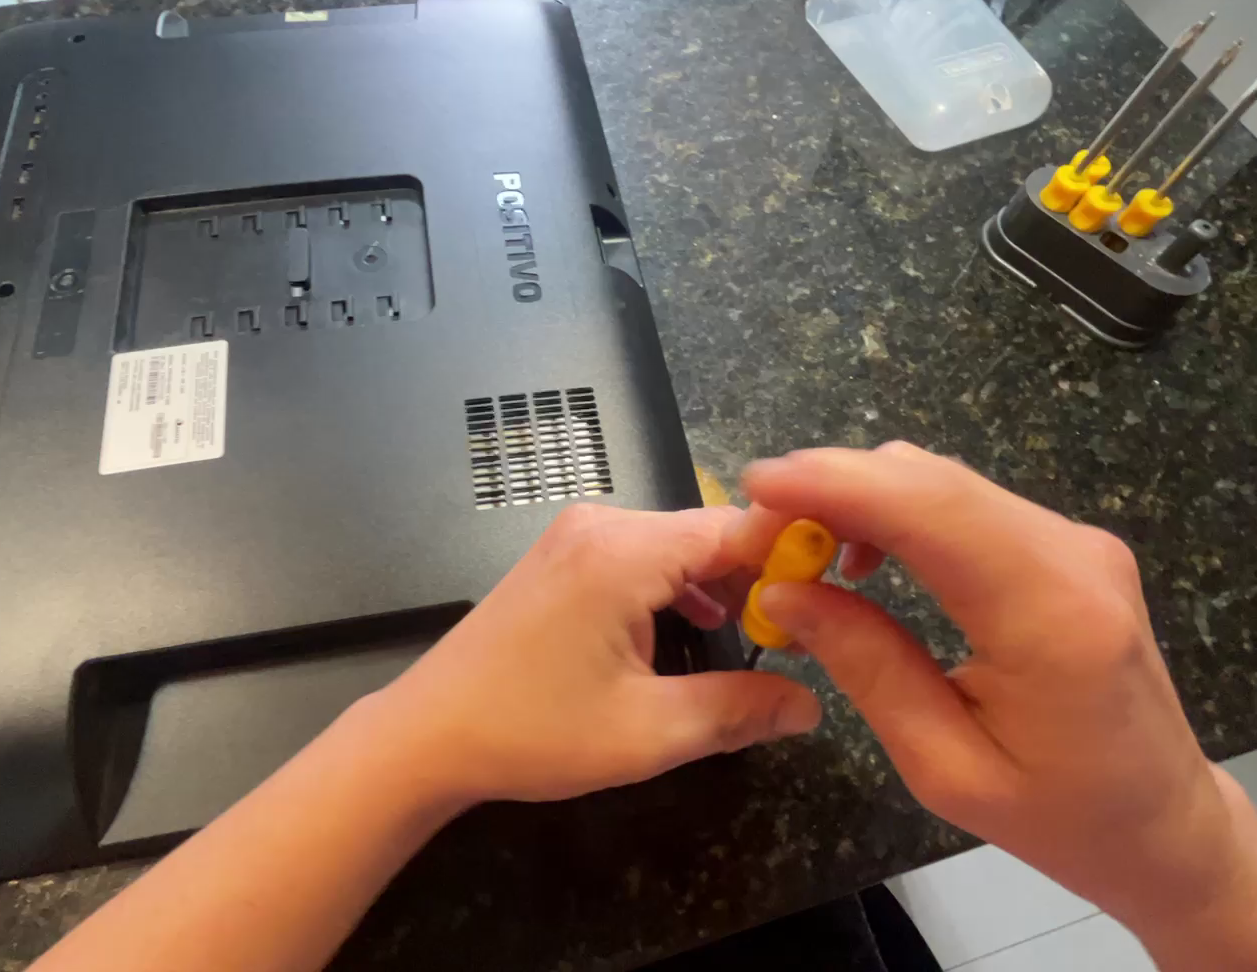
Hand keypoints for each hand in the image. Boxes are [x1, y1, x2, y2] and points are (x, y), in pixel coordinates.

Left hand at [361, 503, 821, 806]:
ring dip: (714, 580)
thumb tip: (809, 705)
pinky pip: (637, 554)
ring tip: (756, 626)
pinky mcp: (561, 555)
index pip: (733, 528)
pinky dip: (672, 582)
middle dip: (754, 574)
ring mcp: (574, 535)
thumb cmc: (533, 730)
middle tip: (797, 624)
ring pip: (672, 544)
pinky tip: (691, 621)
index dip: (788, 555)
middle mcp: (600, 525)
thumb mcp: (646, 730)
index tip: (827, 594)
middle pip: (703, 532)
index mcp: (624, 553)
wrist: (429, 732)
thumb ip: (736, 710)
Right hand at [725, 444, 1255, 929]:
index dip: (837, 483)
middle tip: (757, 531)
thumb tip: (783, 590)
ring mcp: (1070, 538)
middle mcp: (1070, 553)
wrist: (1168, 823)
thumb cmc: (1061, 816)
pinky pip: (954, 499)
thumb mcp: (942, 766)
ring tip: (796, 546)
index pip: (933, 512)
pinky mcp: (1056, 540)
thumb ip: (864, 665)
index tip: (757, 484)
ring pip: (935, 478)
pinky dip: (888, 508)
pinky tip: (859, 554)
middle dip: (826, 486)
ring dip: (852, 495)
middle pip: (926, 479)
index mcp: (1051, 618)